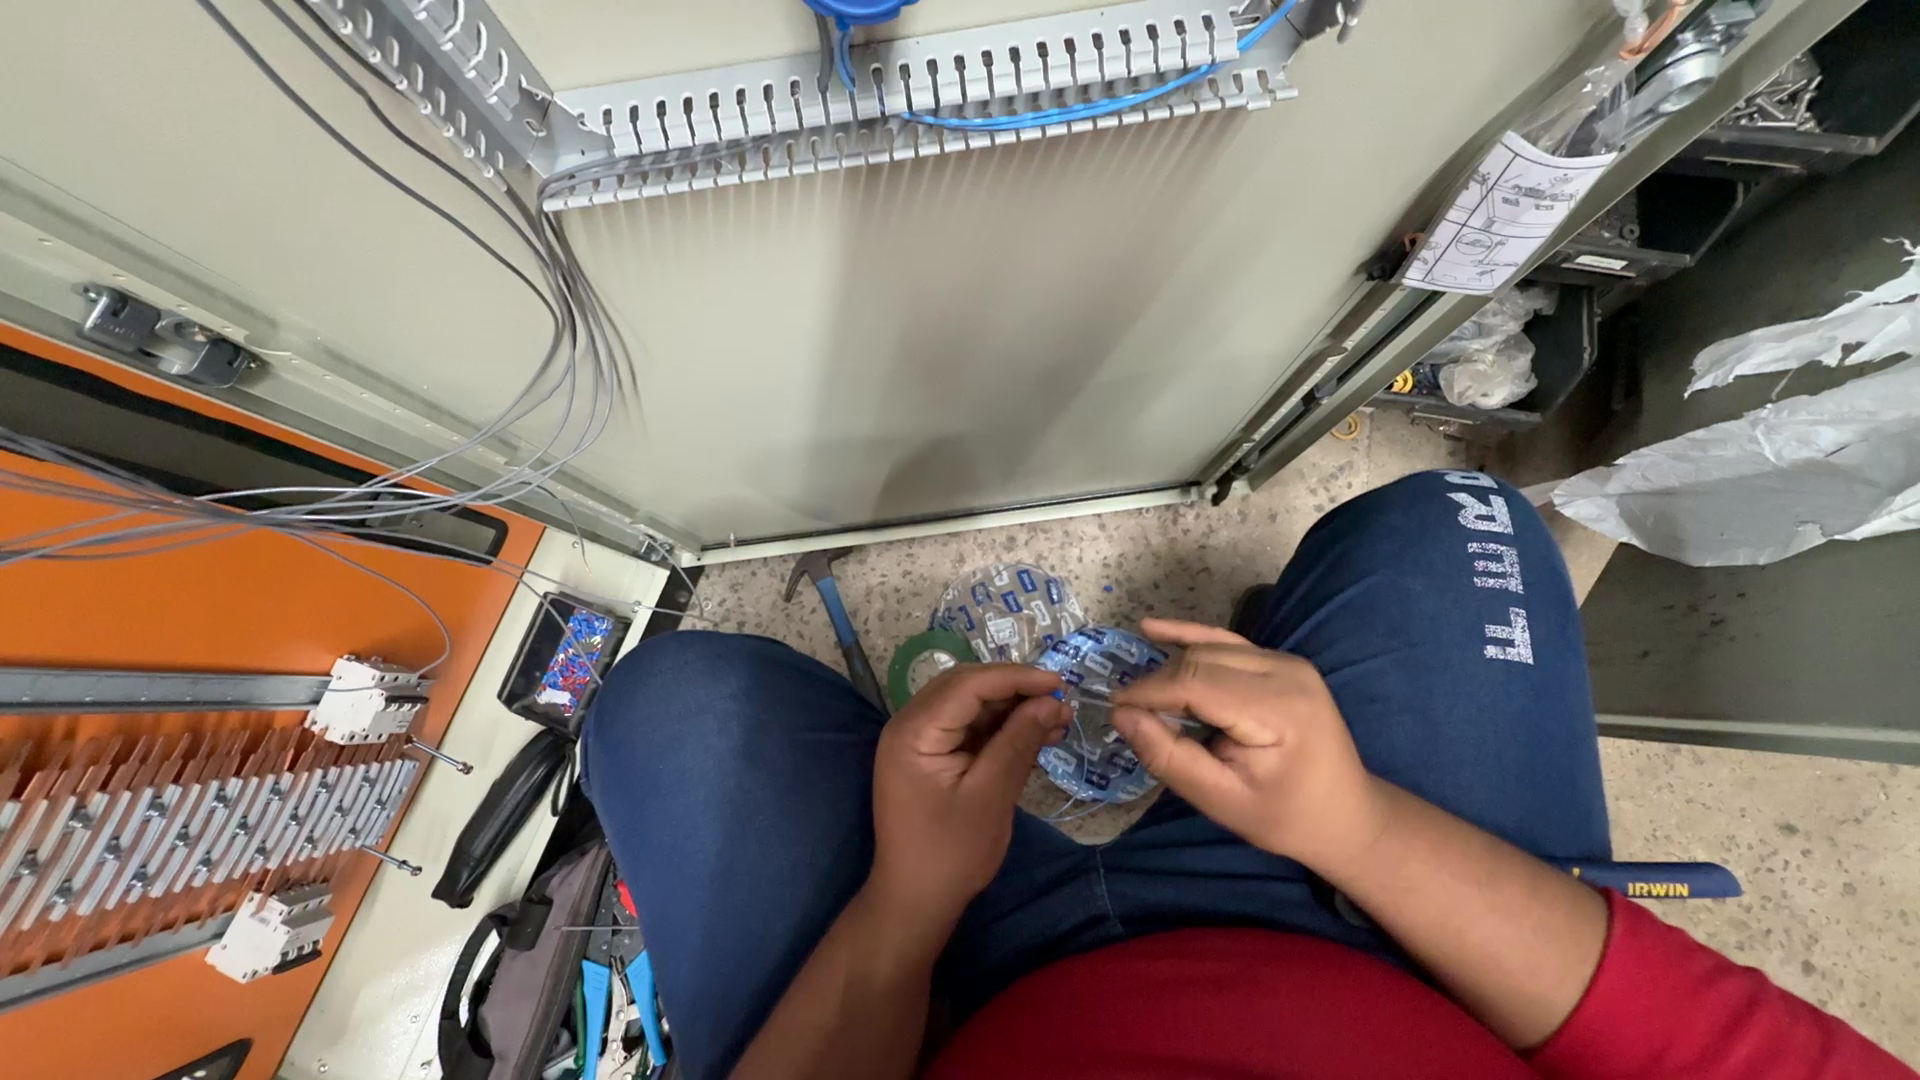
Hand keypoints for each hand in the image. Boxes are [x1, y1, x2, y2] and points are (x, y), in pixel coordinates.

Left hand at [869, 664, 1070, 928]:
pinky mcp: (932, 755)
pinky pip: (970, 727)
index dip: (1015, 677)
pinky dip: (1002, 728)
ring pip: (971, 705)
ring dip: (1013, 708)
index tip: (1059, 682)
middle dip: (1016, 690)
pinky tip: (1038, 734)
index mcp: (914, 731)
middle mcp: (910, 725)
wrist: (916, 901)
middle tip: (1061, 699)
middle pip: (967, 687)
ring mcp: (919, 739)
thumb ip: (1018, 742)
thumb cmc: (951, 853)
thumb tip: (1053, 701)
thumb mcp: (990, 795)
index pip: (968, 684)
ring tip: (1059, 719)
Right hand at [1110, 618, 1385, 867]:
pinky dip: (1189, 635)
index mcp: (1278, 710)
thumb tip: (1121, 715)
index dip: (1148, 693)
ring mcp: (1287, 661)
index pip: (1195, 684)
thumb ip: (1168, 756)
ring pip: (1208, 648)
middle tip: (1125, 712)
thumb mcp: (1220, 800)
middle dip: (1156, 683)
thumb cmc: (1285, 816)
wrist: (1346, 815)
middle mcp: (1286, 672)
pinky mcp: (1281, 661)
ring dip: (1170, 667)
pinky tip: (1153, 628)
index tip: (1113, 711)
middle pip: (1199, 661)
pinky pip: (1226, 641)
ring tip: (1138, 695)